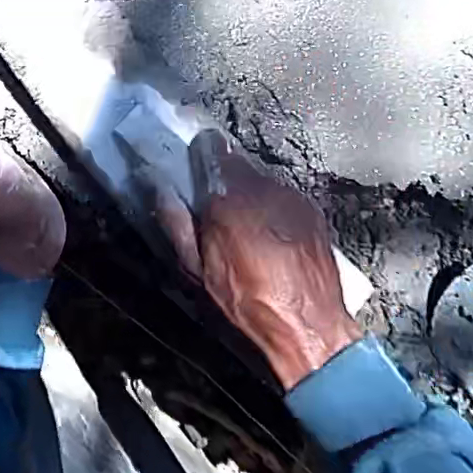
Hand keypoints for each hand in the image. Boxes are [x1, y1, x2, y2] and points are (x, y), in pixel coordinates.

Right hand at [146, 132, 360, 389]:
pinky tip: (271, 236)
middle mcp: (262, 188)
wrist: (308, 324)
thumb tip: (161, 191)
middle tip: (217, 207)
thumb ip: (176, 223)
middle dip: (225, 179)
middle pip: (237, 164)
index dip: (201, 153)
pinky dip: (274, 208)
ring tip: (247, 228)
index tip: (195, 162)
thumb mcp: (197, 269)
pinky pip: (284, 196)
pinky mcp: (311, 209)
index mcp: (228, 198)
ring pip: (261, 180)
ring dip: (251, 194)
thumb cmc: (248, 301)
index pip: (212, 149)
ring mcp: (291, 196)